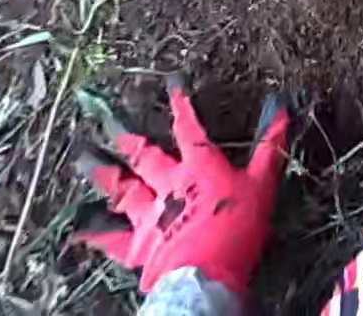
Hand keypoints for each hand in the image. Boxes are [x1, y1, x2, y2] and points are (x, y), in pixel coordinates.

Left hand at [76, 80, 288, 294]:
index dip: (182, 106)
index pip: (189, 129)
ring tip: (86, 161)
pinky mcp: (136, 247)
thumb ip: (271, 144)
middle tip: (113, 126)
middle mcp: (169, 185)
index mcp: (200, 166)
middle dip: (132, 141)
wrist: (204, 275)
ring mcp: (148, 217)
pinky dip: (95, 231)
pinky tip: (79, 226)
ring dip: (105, 176)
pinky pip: (110, 238)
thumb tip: (283, 107)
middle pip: (146, 158)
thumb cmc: (238, 223)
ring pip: (123, 192)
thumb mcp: (264, 180)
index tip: (173, 87)